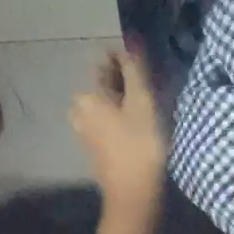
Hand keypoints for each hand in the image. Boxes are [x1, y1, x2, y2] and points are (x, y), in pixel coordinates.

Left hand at [69, 46, 167, 209]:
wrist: (134, 193)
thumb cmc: (141, 142)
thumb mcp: (143, 100)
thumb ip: (135, 68)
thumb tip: (130, 39)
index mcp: (88, 94)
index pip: (107, 61)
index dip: (131, 62)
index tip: (151, 75)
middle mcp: (79, 108)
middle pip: (106, 81)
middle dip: (129, 82)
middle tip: (153, 94)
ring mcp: (84, 128)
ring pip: (108, 101)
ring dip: (127, 100)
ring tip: (150, 111)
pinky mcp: (93, 143)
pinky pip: (108, 118)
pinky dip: (123, 116)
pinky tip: (140, 127)